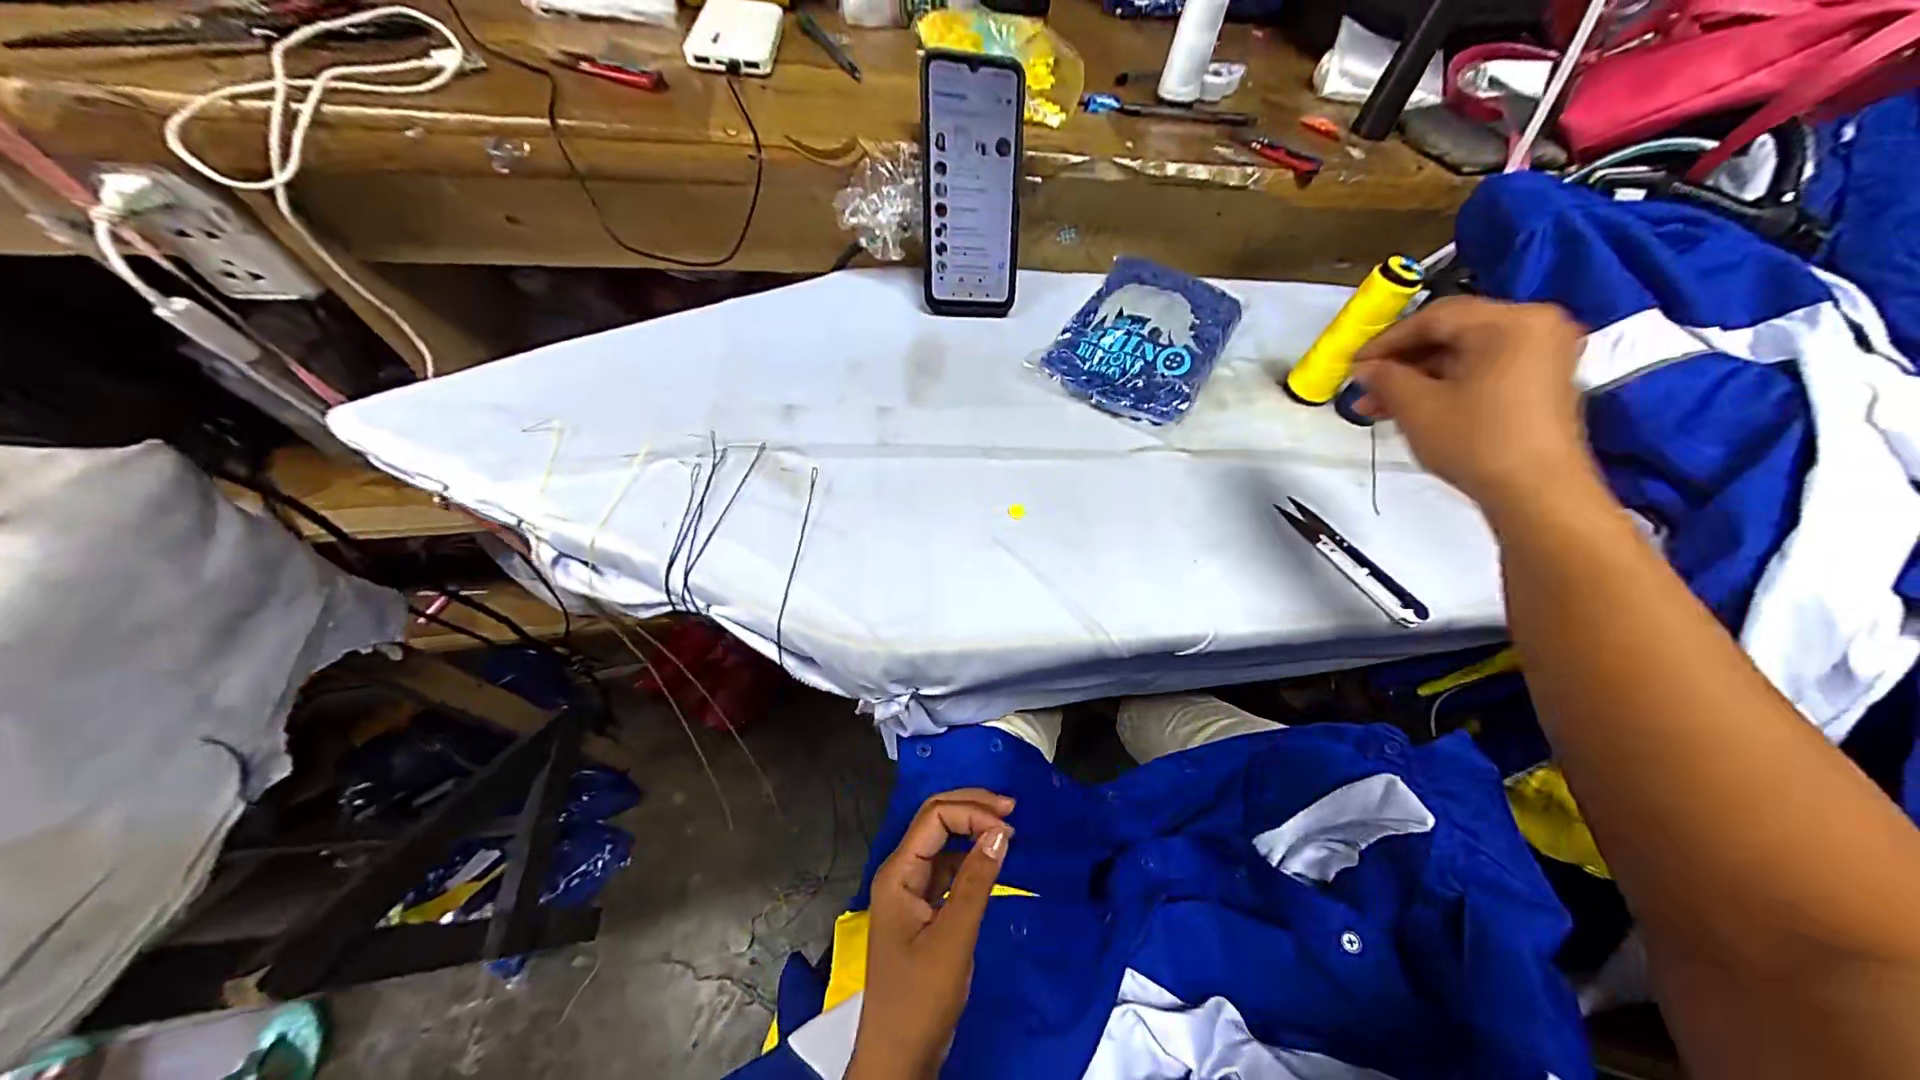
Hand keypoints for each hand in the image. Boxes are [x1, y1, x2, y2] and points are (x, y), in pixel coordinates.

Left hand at [847, 789, 1013, 1079]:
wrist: (899, 1056)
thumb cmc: (920, 999)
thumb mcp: (953, 939)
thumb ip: (976, 882)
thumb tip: (1000, 832)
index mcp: (898, 873)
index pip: (934, 818)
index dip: (972, 812)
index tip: (1010, 827)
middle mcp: (901, 873)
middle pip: (934, 820)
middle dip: (971, 807)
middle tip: (1012, 808)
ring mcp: (911, 890)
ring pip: (942, 842)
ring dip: (972, 829)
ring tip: (1007, 829)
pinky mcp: (923, 909)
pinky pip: (947, 868)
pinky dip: (970, 857)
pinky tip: (991, 860)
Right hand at [1352, 297, 1595, 513]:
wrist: (1537, 492)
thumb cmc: (1478, 442)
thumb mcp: (1417, 407)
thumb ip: (1385, 377)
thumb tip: (1365, 368)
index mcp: (1511, 322)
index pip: (1434, 316)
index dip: (1386, 340)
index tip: (1354, 364)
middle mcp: (1536, 326)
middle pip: (1452, 333)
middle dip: (1402, 362)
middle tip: (1365, 386)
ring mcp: (1544, 353)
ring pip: (1465, 354)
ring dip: (1419, 376)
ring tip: (1380, 405)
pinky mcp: (1543, 380)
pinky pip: (1485, 368)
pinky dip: (1448, 383)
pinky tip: (1414, 407)